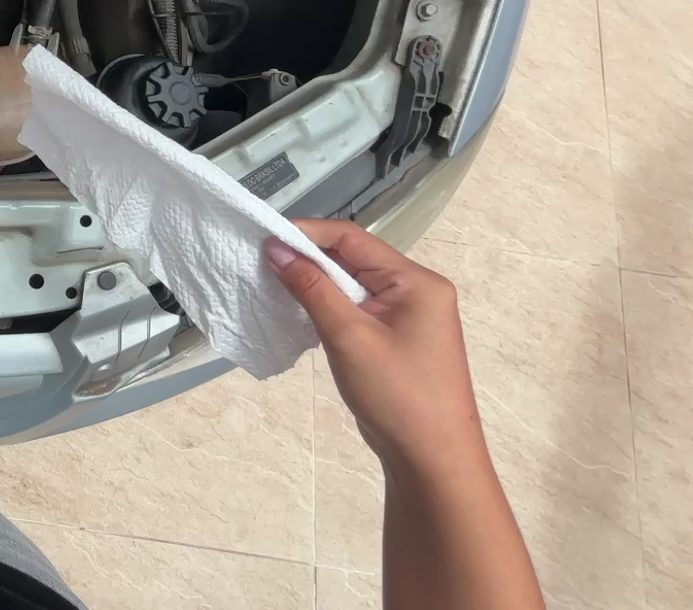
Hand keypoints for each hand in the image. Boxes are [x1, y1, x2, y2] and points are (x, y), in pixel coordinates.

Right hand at [264, 219, 483, 478]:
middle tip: (260, 260)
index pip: (351, 238)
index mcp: (416, 282)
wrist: (432, 459)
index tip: (262, 239)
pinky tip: (297, 308)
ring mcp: (404, 312)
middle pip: (349, 255)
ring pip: (347, 279)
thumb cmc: (397, 394)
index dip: (304, 233)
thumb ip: (311, 286)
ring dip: (310, 278)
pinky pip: (350, 301)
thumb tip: (274, 247)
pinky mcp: (391, 332)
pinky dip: (321, 299)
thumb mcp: (348, 335)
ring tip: (271, 282)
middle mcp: (415, 289)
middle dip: (304, 255)